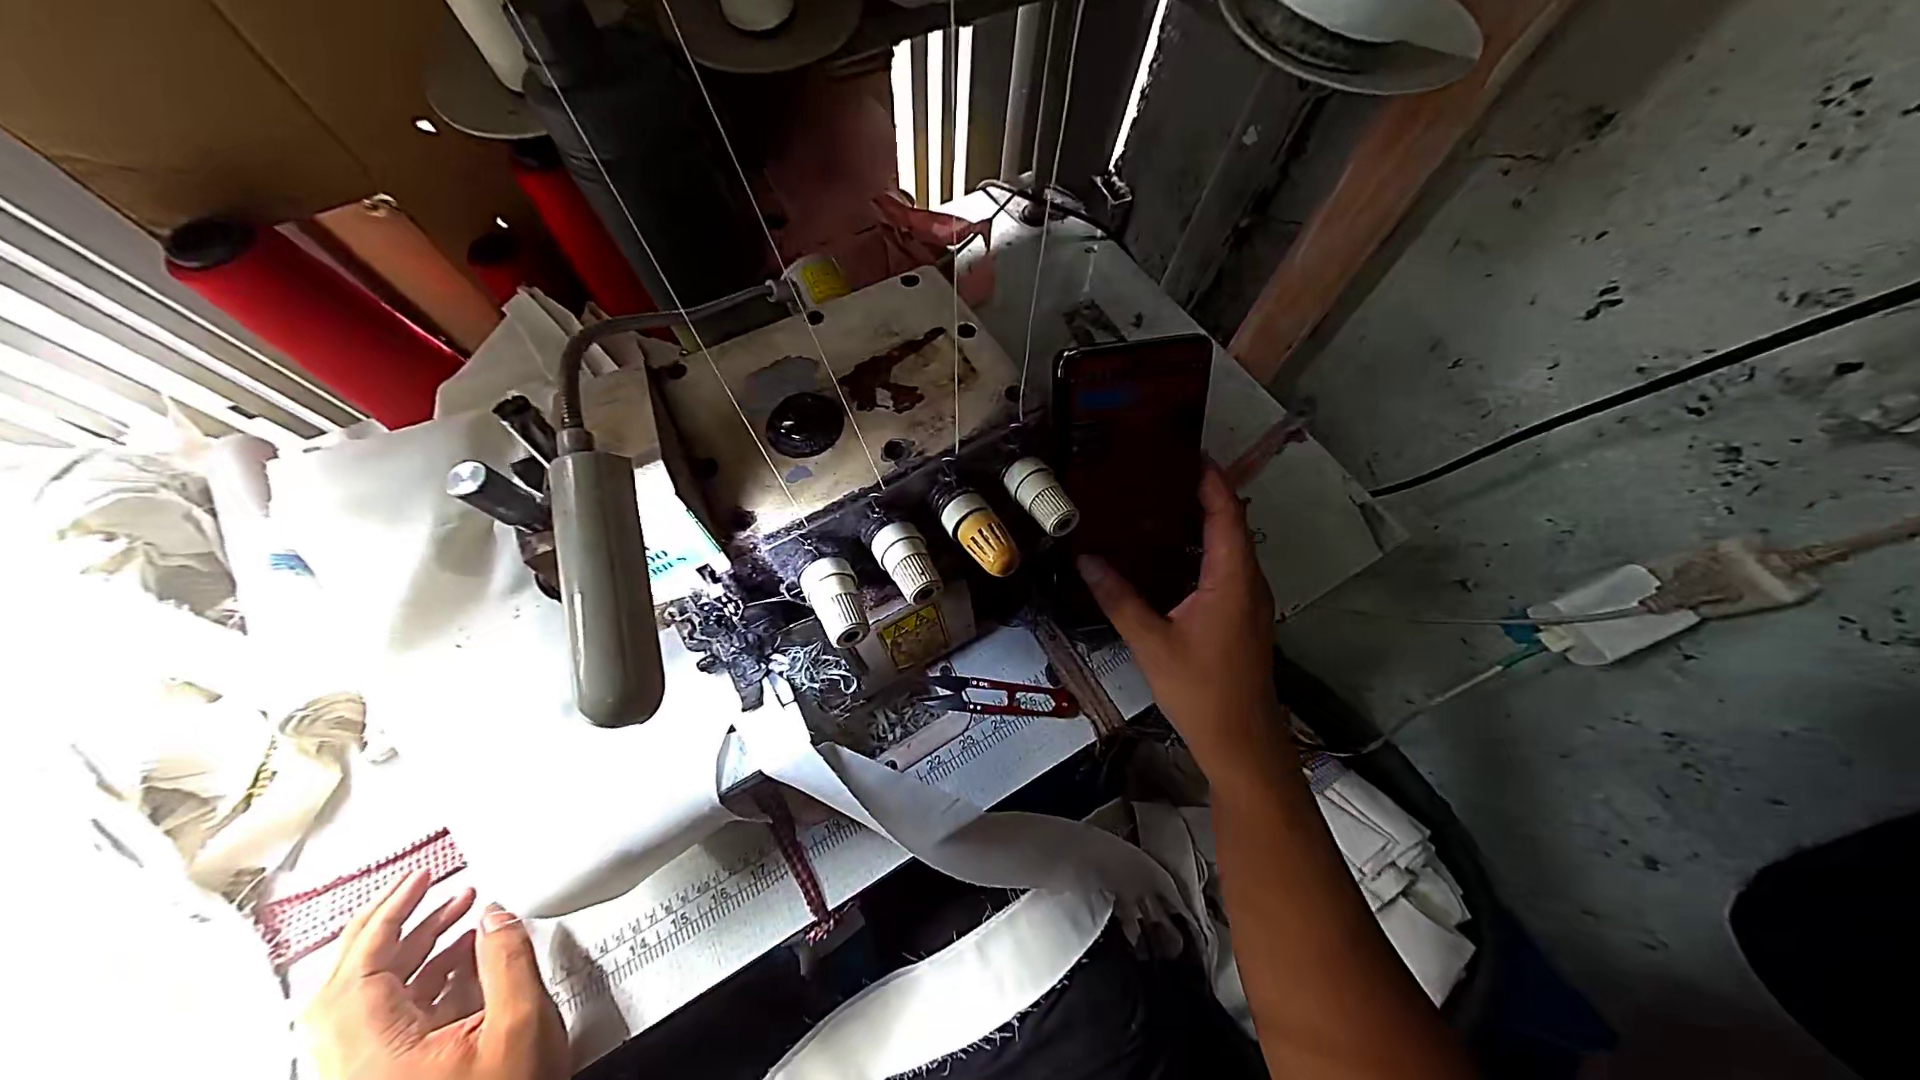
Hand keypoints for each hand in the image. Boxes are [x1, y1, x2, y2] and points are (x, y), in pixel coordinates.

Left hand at [302, 871, 567, 1079]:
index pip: (362, 966)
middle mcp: (356, 1066)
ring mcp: (370, 1074)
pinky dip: (425, 975)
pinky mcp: (391, 1077)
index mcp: (373, 1054)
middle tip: (430, 887)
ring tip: (459, 911)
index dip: (390, 912)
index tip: (418, 878)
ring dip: (415, 947)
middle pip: (351, 981)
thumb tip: (497, 914)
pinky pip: (395, 1014)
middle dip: (394, 924)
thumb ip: (508, 960)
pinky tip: (463, 956)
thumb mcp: (520, 1025)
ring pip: (373, 998)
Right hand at [1077, 462, 1290, 789]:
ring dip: (1202, 523)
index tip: (1189, 452)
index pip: (1227, 513)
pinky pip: (1225, 569)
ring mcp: (1249, 601)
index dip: (1211, 480)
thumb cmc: (1202, 692)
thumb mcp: (1151, 642)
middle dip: (1203, 494)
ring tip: (1160, 506)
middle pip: (1231, 524)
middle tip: (1161, 473)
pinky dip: (1201, 551)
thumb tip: (1087, 562)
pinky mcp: (1242, 617)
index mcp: (1232, 579)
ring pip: (1229, 547)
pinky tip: (1168, 557)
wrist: (1241, 741)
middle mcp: (1248, 583)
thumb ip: (1118, 598)